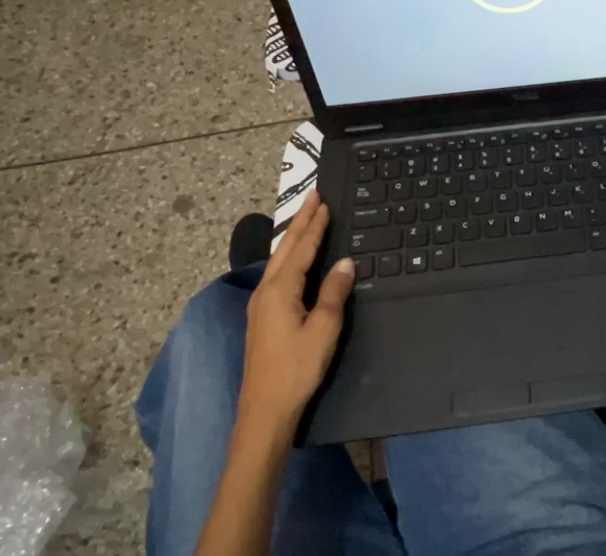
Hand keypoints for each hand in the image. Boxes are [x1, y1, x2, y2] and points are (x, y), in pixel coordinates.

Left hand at [236, 195, 353, 435]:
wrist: (265, 410)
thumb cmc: (297, 368)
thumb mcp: (324, 328)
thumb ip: (334, 291)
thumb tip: (345, 261)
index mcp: (280, 289)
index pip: (302, 248)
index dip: (314, 225)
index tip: (324, 201)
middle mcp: (266, 291)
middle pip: (285, 248)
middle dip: (300, 222)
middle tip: (313, 196)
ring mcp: (260, 305)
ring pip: (278, 260)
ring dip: (294, 237)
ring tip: (306, 218)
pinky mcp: (262, 318)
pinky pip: (277, 273)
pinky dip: (289, 256)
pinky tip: (295, 258)